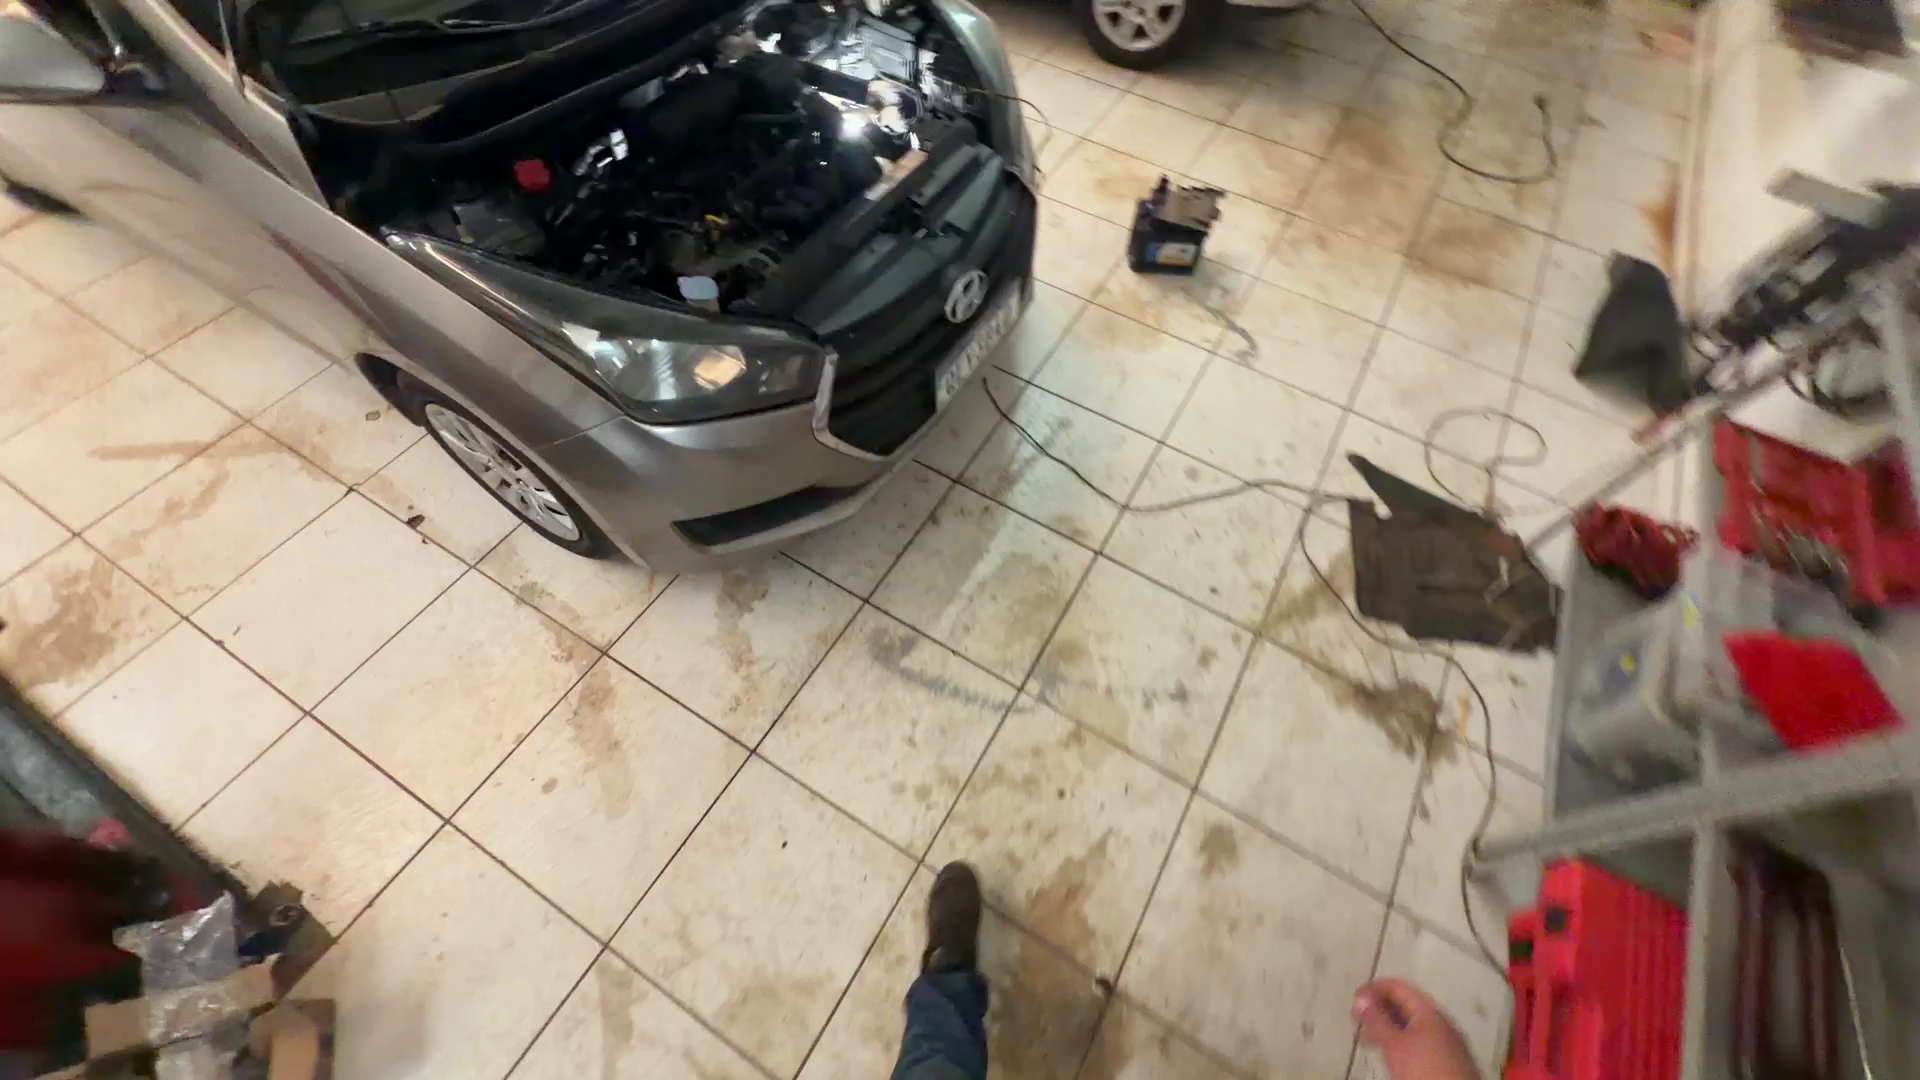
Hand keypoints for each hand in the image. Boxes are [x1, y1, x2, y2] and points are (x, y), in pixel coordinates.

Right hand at [1352, 978, 1480, 1079]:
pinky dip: (1403, 1041)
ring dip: (1389, 1027)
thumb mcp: (1393, 1044)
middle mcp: (1442, 1023)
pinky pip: (1422, 1042)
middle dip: (1380, 1010)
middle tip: (1360, 1021)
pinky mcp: (1450, 1063)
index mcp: (1430, 1013)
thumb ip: (1375, 1018)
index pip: (1397, 987)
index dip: (1373, 989)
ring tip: (1371, 1041)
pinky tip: (1394, 1056)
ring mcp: (1449, 1044)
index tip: (1355, 1001)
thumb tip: (1360, 999)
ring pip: (1413, 1025)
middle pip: (1406, 1005)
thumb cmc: (1423, 1072)